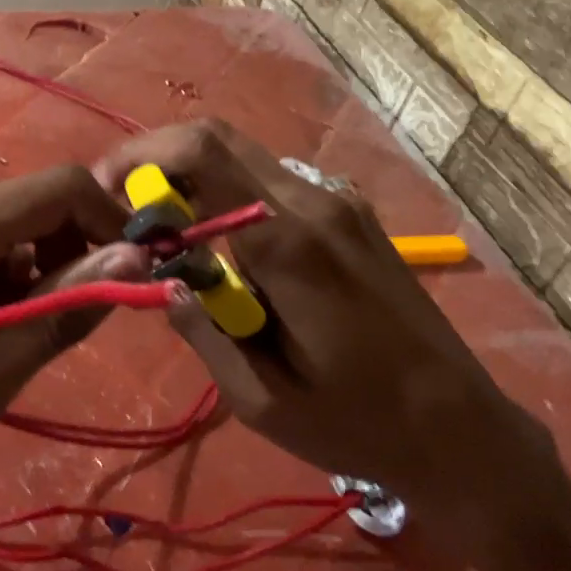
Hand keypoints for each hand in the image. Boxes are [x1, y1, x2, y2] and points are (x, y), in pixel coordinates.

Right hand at [92, 122, 555, 529]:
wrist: (466, 435)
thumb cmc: (358, 423)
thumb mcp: (260, 398)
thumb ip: (199, 328)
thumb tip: (152, 273)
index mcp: (288, 243)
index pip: (201, 154)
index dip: (139, 159)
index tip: (104, 193)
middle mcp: (313, 203)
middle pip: (215, 136)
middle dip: (155, 157)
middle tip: (123, 203)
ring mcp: (337, 203)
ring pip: (239, 153)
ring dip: (187, 174)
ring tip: (160, 226)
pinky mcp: (347, 214)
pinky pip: (266, 178)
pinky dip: (222, 190)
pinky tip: (212, 238)